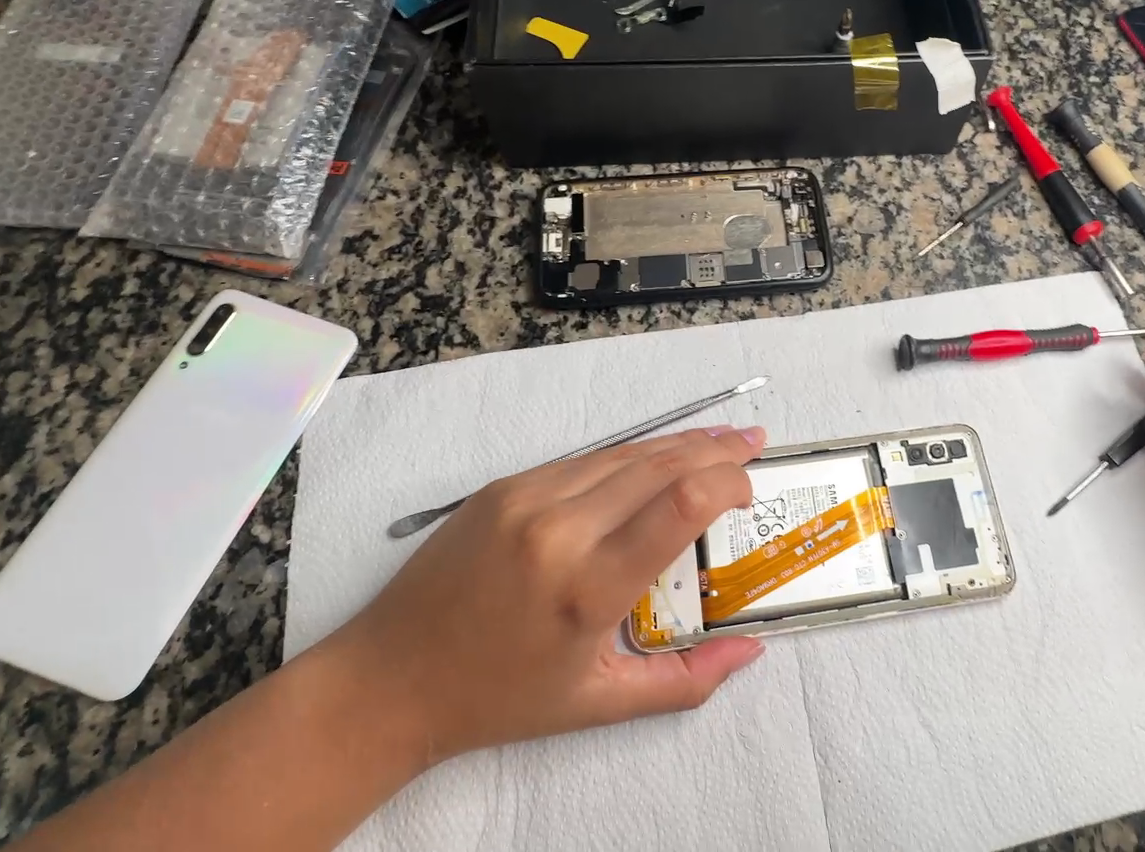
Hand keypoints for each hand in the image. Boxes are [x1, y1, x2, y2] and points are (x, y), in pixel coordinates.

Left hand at [318, 427, 768, 764]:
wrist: (391, 676)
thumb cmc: (500, 697)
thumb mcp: (599, 704)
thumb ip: (686, 682)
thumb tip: (752, 651)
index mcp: (587, 587)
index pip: (679, 504)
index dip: (726, 481)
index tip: (748, 490)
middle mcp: (558, 528)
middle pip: (659, 465)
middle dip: (715, 449)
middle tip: (753, 443)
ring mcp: (525, 498)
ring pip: (623, 454)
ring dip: (677, 445)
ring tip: (717, 440)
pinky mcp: (503, 486)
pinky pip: (584, 461)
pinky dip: (629, 456)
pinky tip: (653, 458)